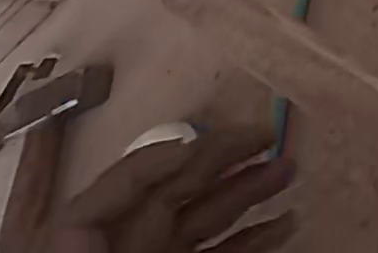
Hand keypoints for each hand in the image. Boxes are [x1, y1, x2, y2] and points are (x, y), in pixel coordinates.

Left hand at [39, 127, 296, 252]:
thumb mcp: (97, 252)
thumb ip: (144, 195)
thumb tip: (185, 151)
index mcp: (87, 241)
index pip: (126, 181)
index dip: (167, 155)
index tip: (209, 142)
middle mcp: (127, 247)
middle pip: (179, 190)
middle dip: (227, 160)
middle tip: (272, 136)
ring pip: (208, 221)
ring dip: (250, 193)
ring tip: (290, 169)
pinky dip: (253, 242)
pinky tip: (286, 226)